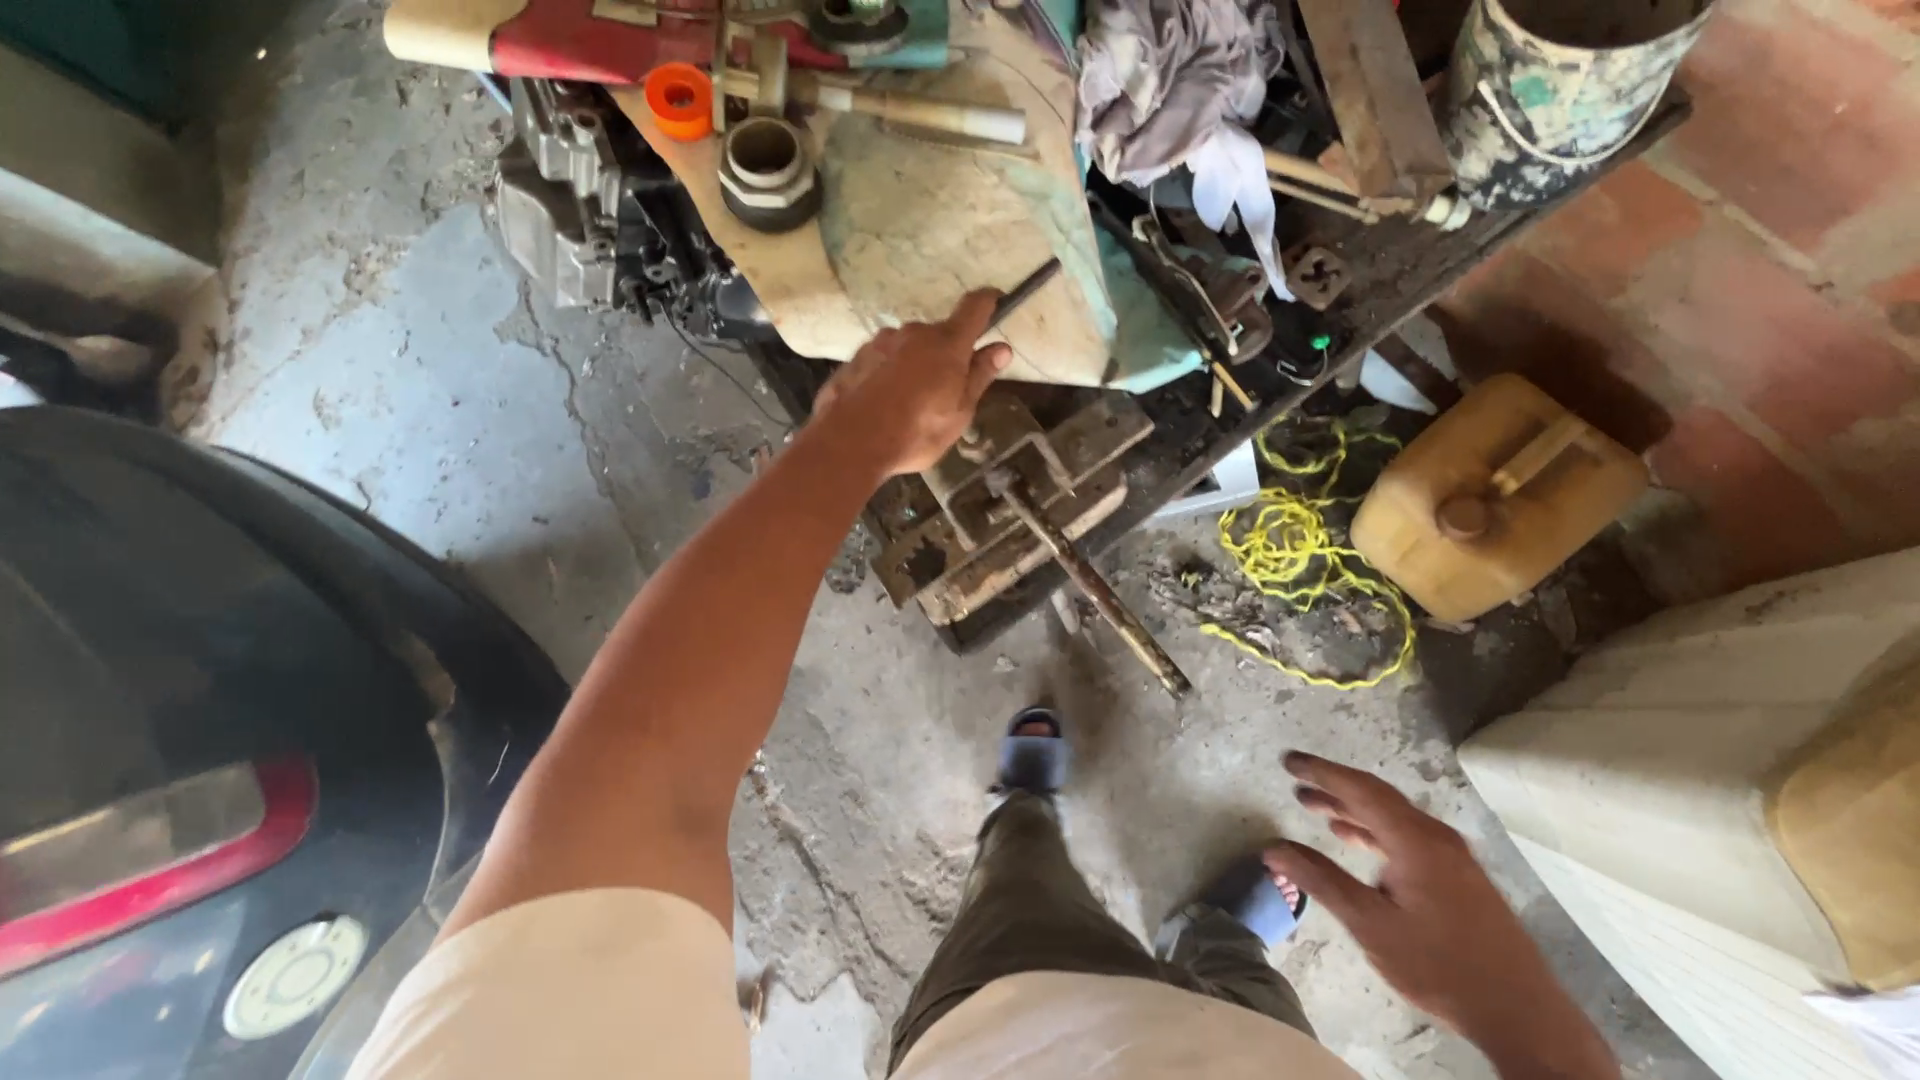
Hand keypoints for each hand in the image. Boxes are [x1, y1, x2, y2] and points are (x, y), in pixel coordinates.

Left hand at [809, 290, 1014, 476]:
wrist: (850, 442)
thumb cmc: (916, 431)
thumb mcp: (959, 412)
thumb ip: (980, 376)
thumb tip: (1002, 348)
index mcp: (947, 343)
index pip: (975, 307)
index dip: (988, 301)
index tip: (996, 301)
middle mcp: (914, 333)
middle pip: (939, 334)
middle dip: (946, 354)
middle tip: (945, 391)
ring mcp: (880, 341)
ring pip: (908, 347)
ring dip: (915, 365)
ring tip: (909, 403)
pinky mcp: (856, 357)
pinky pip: (882, 360)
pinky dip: (889, 374)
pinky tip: (883, 403)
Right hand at [1267, 753, 1617, 1079]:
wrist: (1521, 1013)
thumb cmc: (1439, 966)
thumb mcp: (1370, 924)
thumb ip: (1321, 881)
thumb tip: (1273, 849)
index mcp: (1416, 841)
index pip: (1361, 790)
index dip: (1322, 772)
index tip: (1289, 760)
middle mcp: (1437, 838)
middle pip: (1378, 798)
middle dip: (1334, 786)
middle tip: (1296, 778)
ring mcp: (1453, 858)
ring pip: (1393, 818)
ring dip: (1353, 809)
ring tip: (1314, 807)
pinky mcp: (1460, 878)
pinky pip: (1407, 837)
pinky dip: (1375, 830)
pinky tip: (1356, 841)